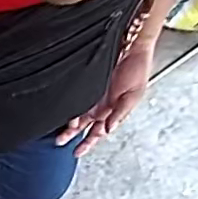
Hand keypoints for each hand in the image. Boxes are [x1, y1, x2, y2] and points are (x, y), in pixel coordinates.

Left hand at [55, 42, 152, 157]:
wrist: (131, 45)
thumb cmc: (137, 67)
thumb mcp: (134, 94)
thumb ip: (121, 113)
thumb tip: (108, 129)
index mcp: (111, 112)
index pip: (96, 133)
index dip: (87, 144)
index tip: (77, 152)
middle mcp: (98, 107)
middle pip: (81, 127)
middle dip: (70, 137)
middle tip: (60, 142)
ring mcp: (89, 98)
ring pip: (74, 117)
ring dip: (67, 126)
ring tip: (61, 132)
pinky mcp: (82, 88)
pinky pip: (71, 102)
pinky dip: (68, 111)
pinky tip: (66, 117)